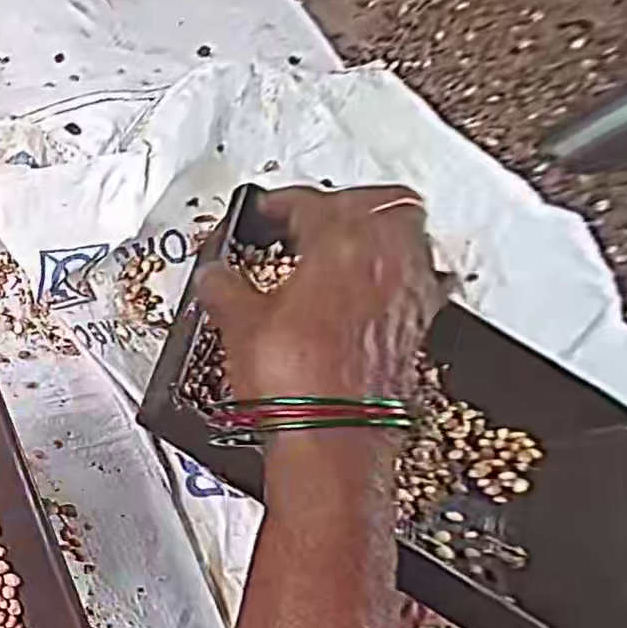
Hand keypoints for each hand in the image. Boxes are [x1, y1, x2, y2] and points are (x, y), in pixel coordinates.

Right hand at [195, 186, 447, 401]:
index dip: (284, 201)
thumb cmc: (293, 376)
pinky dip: (379, 267)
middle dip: (339, 203)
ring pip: (400, 235)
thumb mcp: (238, 323)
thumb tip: (213, 275)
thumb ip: (223, 288)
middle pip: (378, 204)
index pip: (317, 203)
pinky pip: (405, 272)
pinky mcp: (412, 319)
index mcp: (345, 248)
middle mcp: (389, 260)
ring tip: (328, 246)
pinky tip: (353, 285)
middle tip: (305, 214)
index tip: (265, 206)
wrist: (330, 426)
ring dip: (364, 231)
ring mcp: (408, 290)